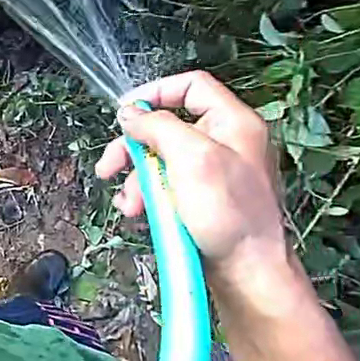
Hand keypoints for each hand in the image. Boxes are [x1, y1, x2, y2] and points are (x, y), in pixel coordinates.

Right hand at [95, 71, 289, 280]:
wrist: (249, 274)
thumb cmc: (231, 217)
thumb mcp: (190, 159)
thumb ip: (158, 127)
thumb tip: (130, 113)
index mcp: (233, 123)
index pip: (191, 86)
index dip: (155, 92)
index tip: (126, 112)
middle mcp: (226, 143)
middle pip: (167, 126)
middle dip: (134, 147)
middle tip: (110, 165)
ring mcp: (214, 172)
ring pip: (162, 160)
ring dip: (138, 179)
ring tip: (128, 203)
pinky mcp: (203, 199)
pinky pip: (168, 186)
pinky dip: (149, 197)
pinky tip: (138, 212)